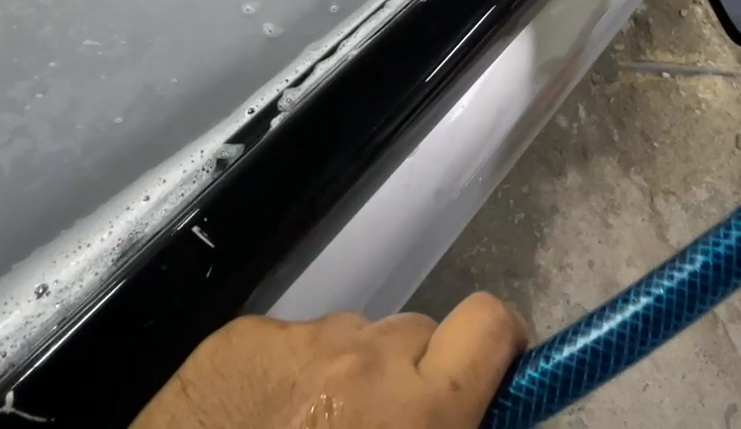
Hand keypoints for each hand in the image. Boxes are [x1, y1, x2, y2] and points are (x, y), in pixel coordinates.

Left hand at [132, 293, 529, 427]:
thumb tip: (463, 418)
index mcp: (415, 408)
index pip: (489, 321)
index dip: (499, 342)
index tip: (489, 371)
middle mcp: (363, 353)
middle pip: (417, 332)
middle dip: (412, 375)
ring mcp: (297, 336)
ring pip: (354, 335)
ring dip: (350, 375)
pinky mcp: (242, 332)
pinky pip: (293, 341)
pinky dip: (292, 373)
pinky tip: (260, 421)